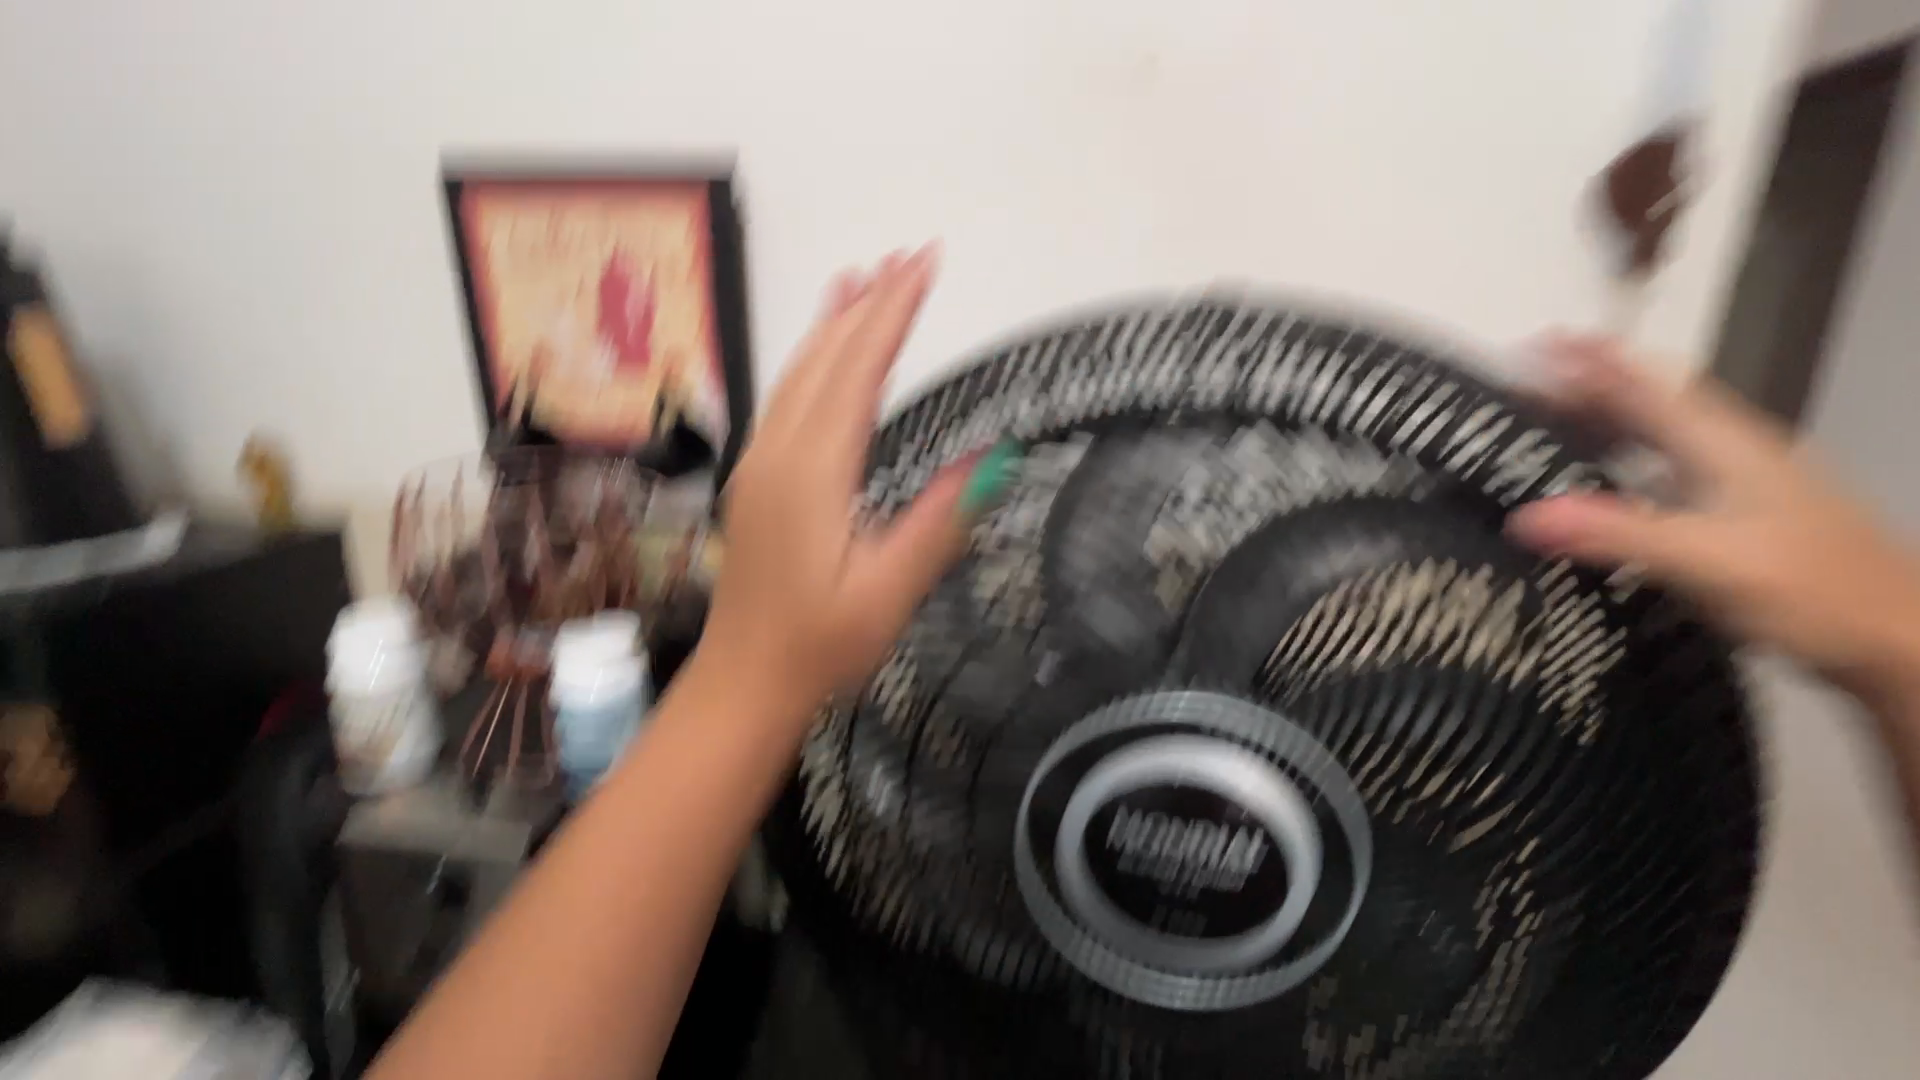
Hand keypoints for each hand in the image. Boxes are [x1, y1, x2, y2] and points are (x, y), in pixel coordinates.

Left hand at [699, 246, 1011, 713]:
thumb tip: (995, 457)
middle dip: (868, 303)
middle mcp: (779, 453)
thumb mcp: (889, 593)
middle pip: (825, 359)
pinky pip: (786, 399)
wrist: (744, 681)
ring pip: (799, 374)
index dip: (894, 314)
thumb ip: (939, 522)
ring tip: (862, 278)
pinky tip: (821, 354)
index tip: (924, 262)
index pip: (859, 371)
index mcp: (813, 472)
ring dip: (834, 323)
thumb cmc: (820, 645)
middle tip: (906, 254)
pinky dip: (811, 359)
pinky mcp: (757, 480)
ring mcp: (760, 464)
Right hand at [1506, 335, 1919, 701]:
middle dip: (1591, 384)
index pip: (1650, 391)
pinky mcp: (1736, 516)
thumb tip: (1526, 517)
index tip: (1546, 342)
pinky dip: (1621, 459)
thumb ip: (1618, 534)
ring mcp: (1738, 485)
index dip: (1598, 363)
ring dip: (1605, 419)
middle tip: (1530, 376)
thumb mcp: (1709, 562)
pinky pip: (1663, 470)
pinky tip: (1602, 477)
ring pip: (1659, 436)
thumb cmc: (1816, 595)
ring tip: (1550, 415)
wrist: (1902, 643)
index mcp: (1727, 450)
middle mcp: (1732, 456)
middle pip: (1652, 405)